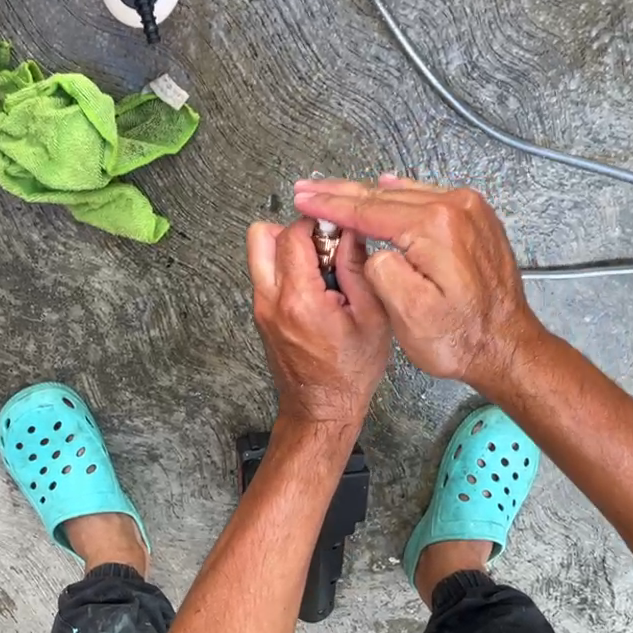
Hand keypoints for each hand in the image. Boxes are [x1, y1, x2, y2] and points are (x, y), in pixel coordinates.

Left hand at [246, 218, 390, 428]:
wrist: (321, 409)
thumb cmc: (349, 374)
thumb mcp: (372, 319)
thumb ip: (358, 270)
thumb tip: (351, 234)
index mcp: (298, 299)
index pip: (293, 234)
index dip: (319, 224)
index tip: (339, 232)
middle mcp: (270, 301)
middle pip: (262, 236)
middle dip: (294, 230)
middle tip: (323, 245)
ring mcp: (261, 310)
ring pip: (260, 254)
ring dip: (287, 249)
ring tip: (320, 268)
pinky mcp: (261, 317)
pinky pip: (266, 276)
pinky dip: (286, 271)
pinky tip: (315, 288)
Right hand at [293, 175, 547, 388]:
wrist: (506, 347)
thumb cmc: (460, 339)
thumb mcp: (410, 315)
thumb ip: (381, 272)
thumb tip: (372, 250)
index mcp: (435, 228)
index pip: (368, 211)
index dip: (330, 206)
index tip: (303, 199)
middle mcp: (456, 209)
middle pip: (383, 196)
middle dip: (340, 193)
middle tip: (307, 188)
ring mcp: (469, 211)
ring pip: (404, 194)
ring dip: (365, 194)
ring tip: (333, 190)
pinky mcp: (475, 221)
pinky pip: (427, 198)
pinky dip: (398, 195)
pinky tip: (385, 187)